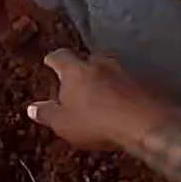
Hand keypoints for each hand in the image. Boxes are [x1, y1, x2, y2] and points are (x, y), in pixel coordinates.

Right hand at [26, 50, 175, 148]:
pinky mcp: (149, 80)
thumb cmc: (96, 122)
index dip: (53, 60)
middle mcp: (100, 63)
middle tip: (78, 83)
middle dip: (82, 69)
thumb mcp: (63, 123)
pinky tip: (125, 102)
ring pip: (111, 69)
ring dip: (106, 78)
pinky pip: (132, 81)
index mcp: (75, 70)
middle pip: (88, 60)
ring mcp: (127, 69)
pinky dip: (126, 88)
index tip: (49, 63)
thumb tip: (32, 108)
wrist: (148, 125)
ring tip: (103, 94)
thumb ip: (47, 114)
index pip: (59, 56)